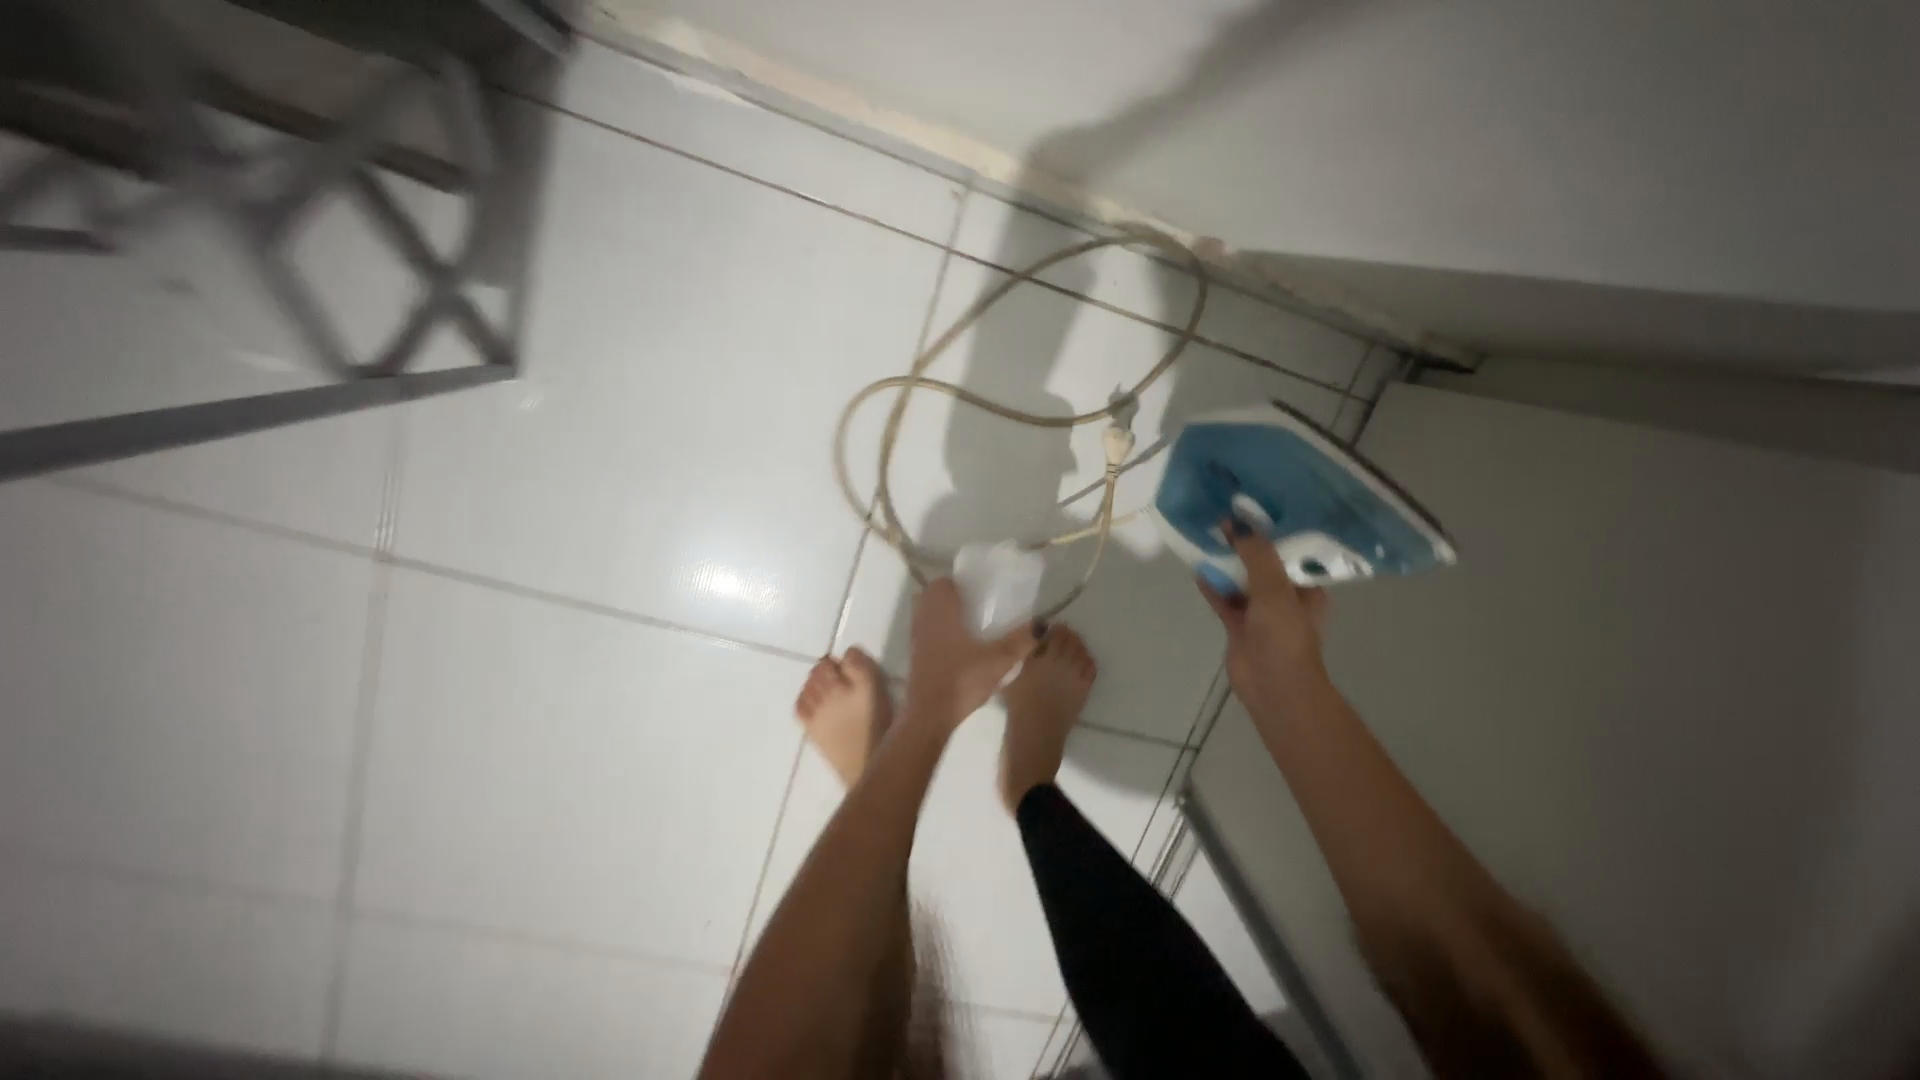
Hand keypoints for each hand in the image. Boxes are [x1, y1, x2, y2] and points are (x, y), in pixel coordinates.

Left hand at [906, 579, 1039, 725]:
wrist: (930, 716)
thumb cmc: (961, 681)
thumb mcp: (998, 661)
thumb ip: (1020, 641)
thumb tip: (1042, 624)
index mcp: (940, 612)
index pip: (941, 583)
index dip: (958, 583)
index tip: (979, 591)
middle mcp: (924, 620)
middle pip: (932, 597)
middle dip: (952, 598)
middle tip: (977, 608)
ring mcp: (916, 640)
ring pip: (927, 616)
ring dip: (945, 617)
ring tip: (972, 627)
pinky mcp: (915, 658)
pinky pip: (926, 634)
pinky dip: (940, 634)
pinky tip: (961, 649)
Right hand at [1198, 524, 1331, 715]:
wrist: (1273, 686)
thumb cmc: (1284, 635)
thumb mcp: (1274, 589)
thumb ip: (1256, 555)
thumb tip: (1236, 524)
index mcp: (1307, 587)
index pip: (1291, 551)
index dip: (1273, 530)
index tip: (1253, 508)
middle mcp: (1286, 597)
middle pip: (1263, 564)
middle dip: (1245, 544)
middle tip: (1225, 517)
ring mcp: (1262, 613)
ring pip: (1242, 581)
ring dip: (1227, 563)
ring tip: (1208, 537)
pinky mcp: (1240, 627)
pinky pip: (1225, 600)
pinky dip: (1214, 586)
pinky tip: (1198, 568)